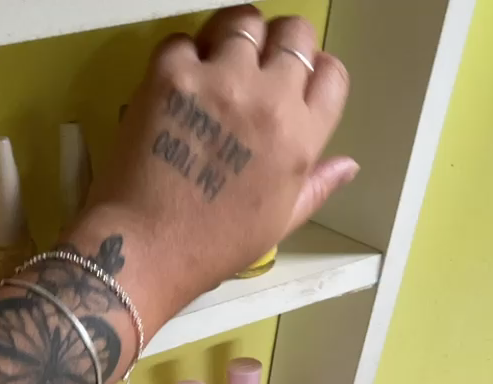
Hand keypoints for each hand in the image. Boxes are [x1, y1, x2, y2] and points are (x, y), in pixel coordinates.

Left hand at [66, 5, 357, 324]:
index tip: (290, 87)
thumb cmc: (210, 250)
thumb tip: (347, 164)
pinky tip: (174, 89)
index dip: (311, 75)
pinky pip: (183, 40)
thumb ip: (314, 188)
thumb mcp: (275, 226)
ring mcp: (219, 81)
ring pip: (242, 22)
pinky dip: (181, 58)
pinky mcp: (171, 76)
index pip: (331, 74)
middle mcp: (269, 99)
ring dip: (232, 37)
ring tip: (215, 65)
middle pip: (294, 33)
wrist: (144, 251)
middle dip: (277, 47)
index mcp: (301, 139)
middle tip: (252, 72)